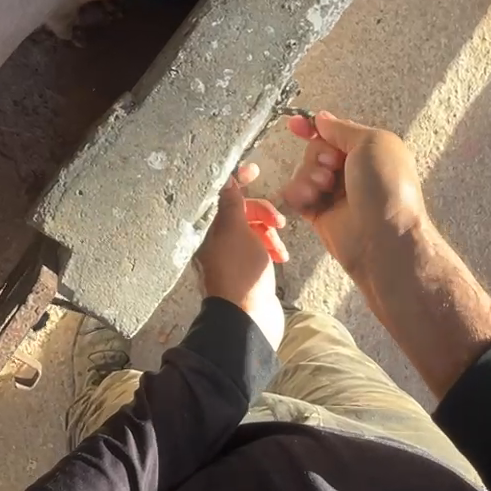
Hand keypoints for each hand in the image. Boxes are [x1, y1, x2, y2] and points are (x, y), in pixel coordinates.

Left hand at [194, 162, 286, 347]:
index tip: (255, 169)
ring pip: (254, 232)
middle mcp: (217, 243)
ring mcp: (232, 259)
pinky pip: (260, 251)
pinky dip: (271, 250)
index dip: (238, 181)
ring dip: (270, 234)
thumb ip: (232, 205)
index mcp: (209, 232)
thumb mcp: (235, 232)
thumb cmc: (240, 273)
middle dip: (262, 214)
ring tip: (280, 248)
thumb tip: (226, 179)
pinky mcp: (246, 273)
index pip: (222, 197)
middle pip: (242, 213)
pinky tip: (281, 258)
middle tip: (278, 222)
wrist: (248, 321)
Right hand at [280, 111, 429, 282]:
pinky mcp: (317, 213)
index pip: (334, 133)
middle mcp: (351, 171)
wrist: (383, 238)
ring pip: (303, 172)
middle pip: (315, 150)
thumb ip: (342, 128)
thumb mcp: (373, 142)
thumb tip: (321, 119)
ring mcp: (333, 193)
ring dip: (309, 175)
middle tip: (331, 166)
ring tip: (324, 188)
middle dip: (318, 155)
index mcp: (367, 152)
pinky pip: (295, 195)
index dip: (313, 127)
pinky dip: (298, 193)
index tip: (295, 125)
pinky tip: (309, 198)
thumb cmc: (387, 187)